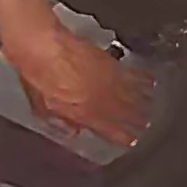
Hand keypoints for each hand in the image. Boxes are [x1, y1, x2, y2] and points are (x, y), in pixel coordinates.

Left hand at [10, 27, 153, 146]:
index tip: (132, 141)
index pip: (107, 128)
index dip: (121, 136)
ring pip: (133, 97)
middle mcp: (98, 98)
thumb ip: (59, 119)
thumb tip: (75, 130)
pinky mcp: (112, 65)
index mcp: (79, 111)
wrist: (40, 45)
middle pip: (125, 114)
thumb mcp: (39, 103)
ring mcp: (108, 81)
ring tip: (152, 110)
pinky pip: (133, 76)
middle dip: (137, 122)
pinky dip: (143, 80)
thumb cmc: (35, 72)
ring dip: (144, 104)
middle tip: (147, 126)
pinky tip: (151, 82)